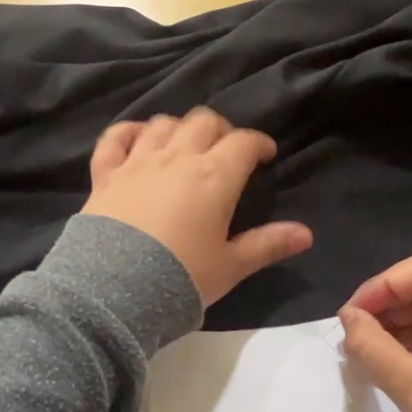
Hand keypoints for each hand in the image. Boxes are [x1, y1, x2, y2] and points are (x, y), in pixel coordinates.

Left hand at [81, 109, 312, 306]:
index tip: (265, 155)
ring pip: (163, 124)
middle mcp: (177, 158)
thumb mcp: (231, 266)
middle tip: (226, 149)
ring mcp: (137, 162)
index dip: (258, 143)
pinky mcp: (105, 174)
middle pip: (203, 121)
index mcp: (214, 176)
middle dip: (220, 129)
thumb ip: (267, 245)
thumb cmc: (181, 277)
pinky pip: (115, 138)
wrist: (114, 289)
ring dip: (179, 128)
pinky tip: (137, 138)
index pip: (243, 142)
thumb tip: (306, 234)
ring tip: (185, 145)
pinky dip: (129, 131)